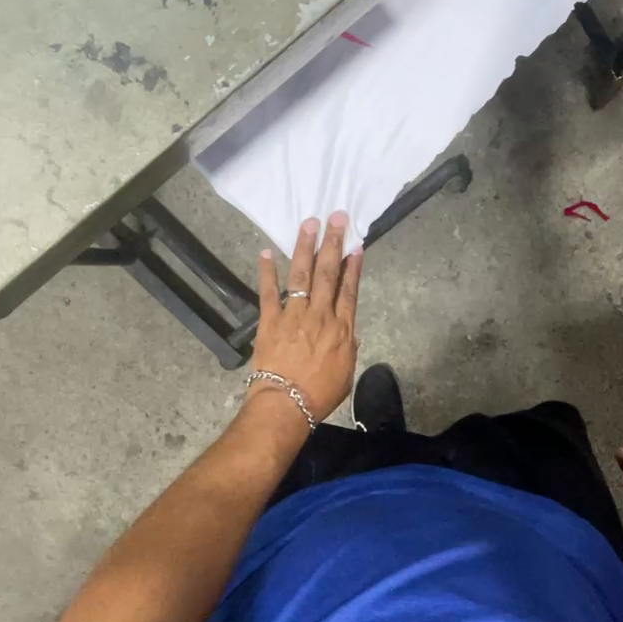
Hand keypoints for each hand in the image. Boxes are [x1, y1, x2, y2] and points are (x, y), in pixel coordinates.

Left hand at [249, 213, 362, 420]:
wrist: (287, 404)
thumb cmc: (319, 395)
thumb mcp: (346, 373)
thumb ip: (348, 348)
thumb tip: (349, 333)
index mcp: (342, 329)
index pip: (349, 290)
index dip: (353, 266)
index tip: (356, 245)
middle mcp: (320, 316)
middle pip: (328, 273)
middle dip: (333, 243)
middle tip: (336, 218)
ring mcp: (294, 315)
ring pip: (301, 274)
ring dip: (305, 247)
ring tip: (309, 223)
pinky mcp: (270, 321)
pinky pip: (268, 292)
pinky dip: (267, 271)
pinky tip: (266, 252)